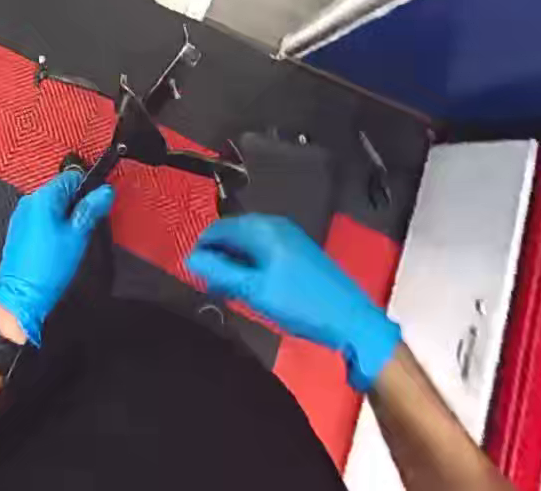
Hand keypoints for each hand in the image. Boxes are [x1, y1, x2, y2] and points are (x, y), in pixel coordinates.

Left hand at [0, 172, 113, 345]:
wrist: (21, 298)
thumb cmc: (48, 267)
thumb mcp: (78, 234)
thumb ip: (93, 208)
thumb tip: (106, 190)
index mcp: (44, 197)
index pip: (72, 175)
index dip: (88, 187)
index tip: (96, 204)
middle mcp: (30, 201)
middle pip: (62, 188)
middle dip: (76, 202)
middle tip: (84, 225)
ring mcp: (21, 215)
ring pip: (52, 203)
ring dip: (65, 214)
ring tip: (70, 237)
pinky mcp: (18, 229)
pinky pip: (41, 216)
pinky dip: (52, 223)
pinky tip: (57, 243)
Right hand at [185, 214, 400, 389]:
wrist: (347, 317)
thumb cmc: (299, 303)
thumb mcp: (254, 291)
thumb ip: (221, 273)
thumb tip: (192, 259)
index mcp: (263, 228)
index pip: (220, 227)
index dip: (202, 248)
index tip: (192, 272)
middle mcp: (275, 224)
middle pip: (235, 232)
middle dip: (219, 255)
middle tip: (210, 284)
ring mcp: (289, 235)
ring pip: (249, 242)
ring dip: (235, 261)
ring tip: (228, 288)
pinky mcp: (298, 249)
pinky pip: (264, 249)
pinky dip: (251, 263)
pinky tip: (251, 286)